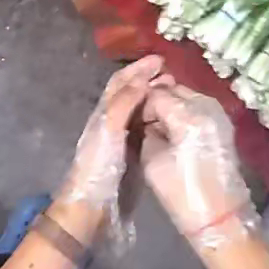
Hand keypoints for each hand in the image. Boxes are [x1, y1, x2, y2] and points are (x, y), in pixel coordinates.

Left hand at [54, 55, 164, 241]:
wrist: (92, 209)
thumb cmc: (97, 167)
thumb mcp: (108, 131)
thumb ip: (123, 103)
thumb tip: (143, 78)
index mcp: (103, 114)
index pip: (120, 83)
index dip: (138, 68)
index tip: (160, 60)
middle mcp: (112, 123)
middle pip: (132, 94)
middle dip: (150, 81)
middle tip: (174, 76)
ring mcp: (123, 141)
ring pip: (141, 112)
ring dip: (156, 99)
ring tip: (177, 94)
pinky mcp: (134, 157)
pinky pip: (148, 131)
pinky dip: (159, 120)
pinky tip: (173, 121)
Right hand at [138, 79, 257, 252]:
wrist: (221, 218)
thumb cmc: (182, 193)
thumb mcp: (152, 160)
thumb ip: (146, 130)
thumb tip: (145, 119)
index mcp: (189, 116)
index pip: (157, 94)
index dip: (142, 106)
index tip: (134, 121)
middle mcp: (208, 107)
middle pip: (174, 89)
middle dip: (157, 101)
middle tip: (145, 122)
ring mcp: (219, 114)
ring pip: (187, 95)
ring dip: (171, 105)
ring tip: (159, 127)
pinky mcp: (223, 124)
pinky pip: (198, 106)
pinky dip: (184, 112)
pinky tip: (175, 131)